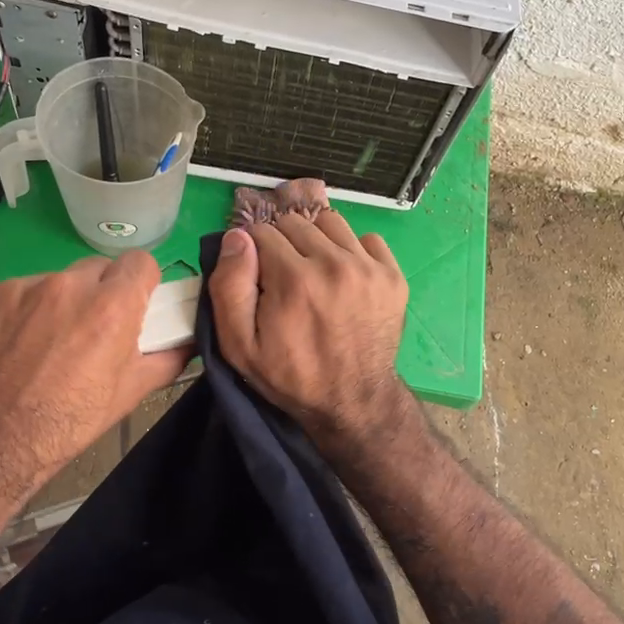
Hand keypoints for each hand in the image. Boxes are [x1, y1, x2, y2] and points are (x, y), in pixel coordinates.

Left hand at [0, 252, 192, 501]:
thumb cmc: (62, 427)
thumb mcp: (128, 396)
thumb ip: (166, 358)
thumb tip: (188, 340)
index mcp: (110, 307)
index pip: (139, 262)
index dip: (138, 283)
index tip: (131, 304)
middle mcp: (64, 286)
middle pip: (92, 270)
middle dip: (94, 296)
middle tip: (82, 335)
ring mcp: (14, 288)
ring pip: (46, 284)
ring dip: (48, 307)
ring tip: (32, 351)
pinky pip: (1, 295)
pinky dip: (4, 316)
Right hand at [209, 211, 413, 447]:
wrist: (353, 401)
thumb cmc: (291, 376)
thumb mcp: (239, 346)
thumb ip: (229, 286)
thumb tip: (238, 238)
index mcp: (294, 279)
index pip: (261, 231)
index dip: (253, 251)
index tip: (258, 275)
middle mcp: (334, 264)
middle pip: (295, 222)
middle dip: (282, 243)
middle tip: (285, 277)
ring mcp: (369, 268)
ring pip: (330, 222)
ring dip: (316, 240)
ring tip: (314, 272)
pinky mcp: (393, 275)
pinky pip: (367, 239)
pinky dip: (353, 251)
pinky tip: (345, 278)